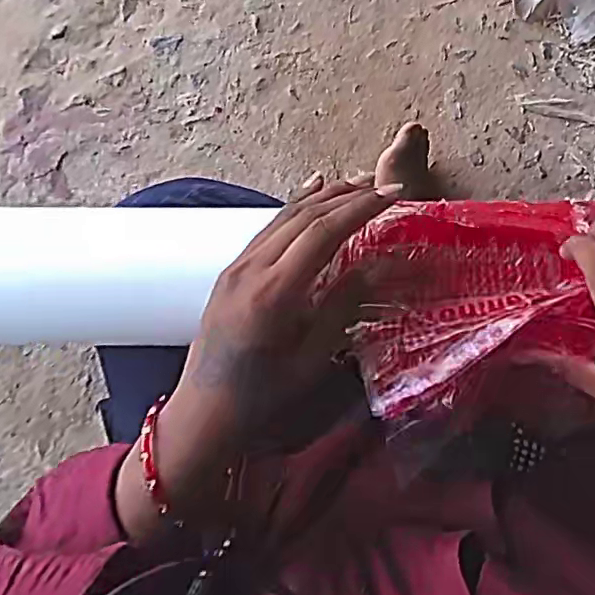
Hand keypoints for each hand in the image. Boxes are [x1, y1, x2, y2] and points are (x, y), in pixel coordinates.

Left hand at [115, 175, 400, 543]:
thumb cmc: (262, 396)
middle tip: (382, 186)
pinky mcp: (231, 270)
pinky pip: (268, 228)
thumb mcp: (311, 359)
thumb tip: (372, 268)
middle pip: (304, 217)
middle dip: (346, 196)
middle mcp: (251, 269)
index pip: (323, 233)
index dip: (360, 209)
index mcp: (274, 292)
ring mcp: (237, 266)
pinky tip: (312, 194)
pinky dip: (295, 208)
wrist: (203, 410)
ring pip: (284, 217)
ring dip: (323, 197)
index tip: (391, 195)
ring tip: (357, 184)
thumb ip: (341, 309)